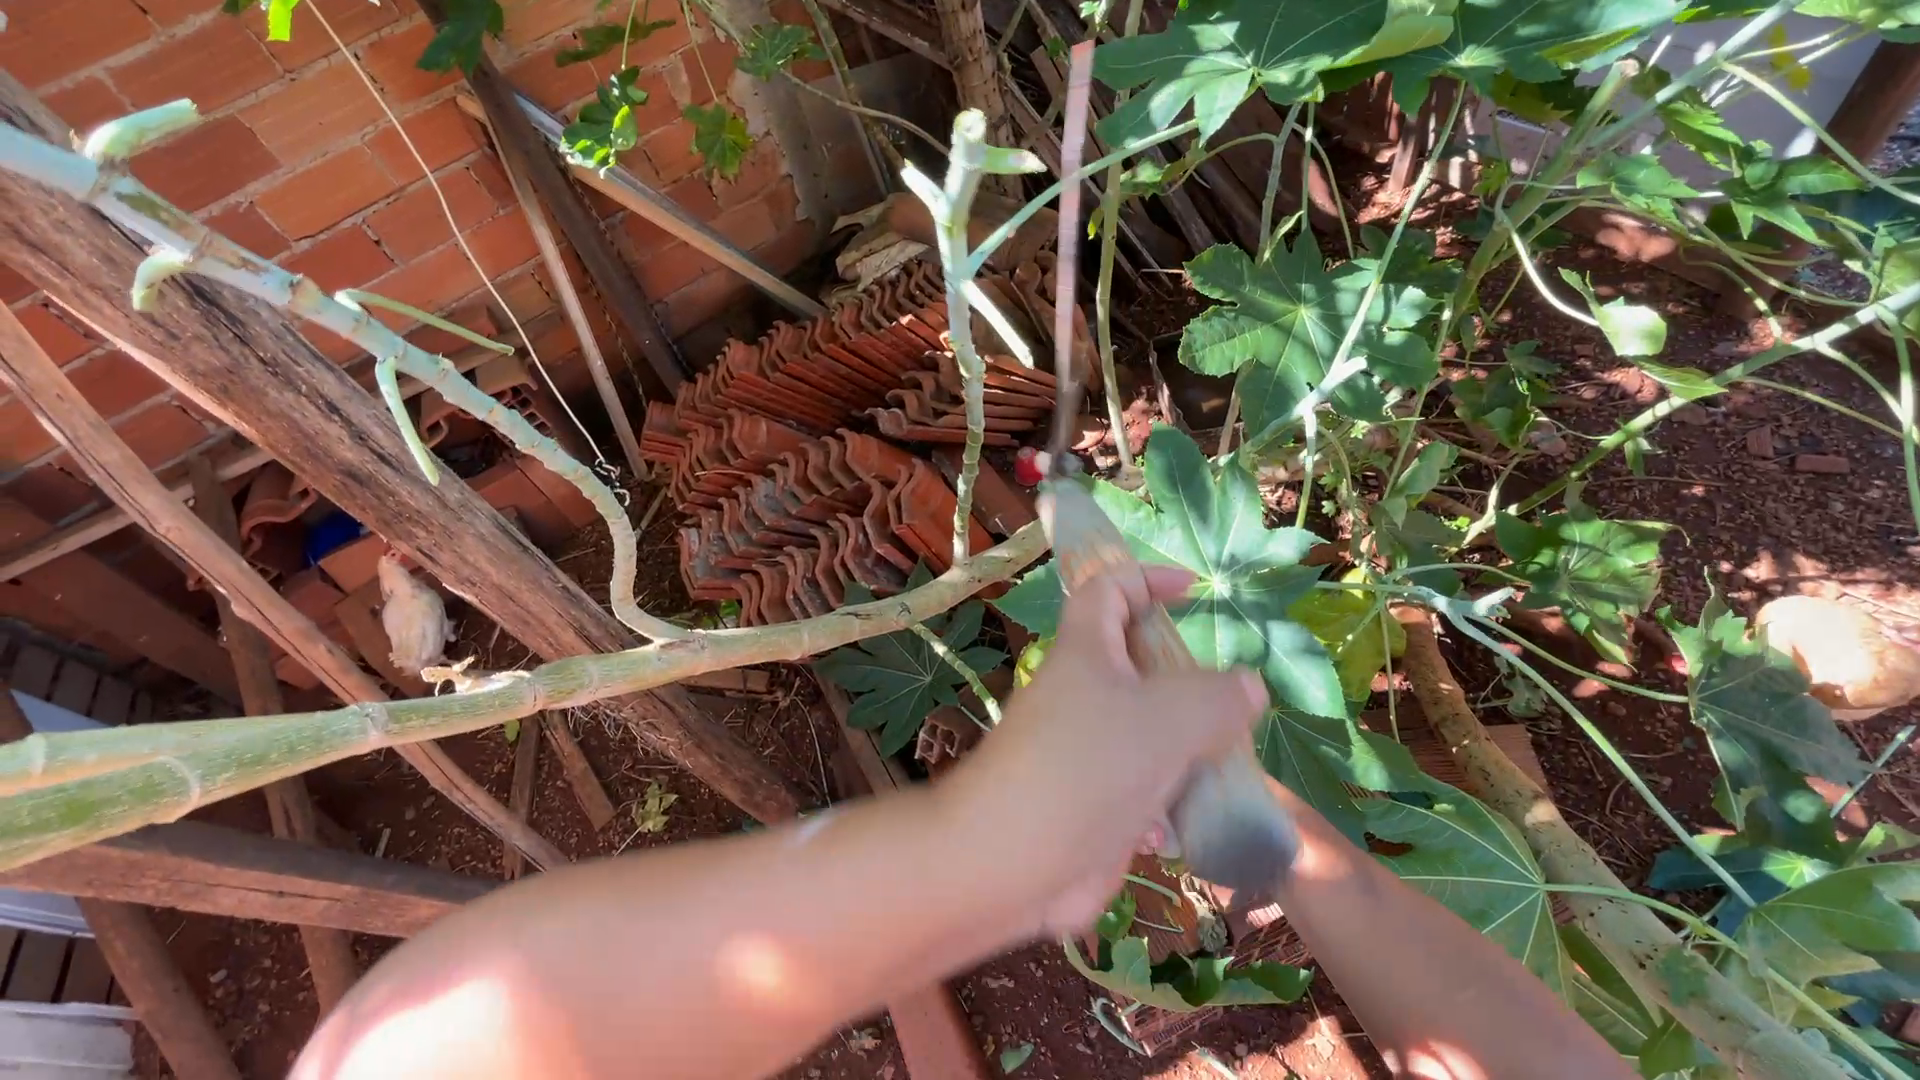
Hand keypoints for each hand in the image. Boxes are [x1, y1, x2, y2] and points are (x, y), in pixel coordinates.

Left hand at [940, 565, 1269, 934]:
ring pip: (1148, 733)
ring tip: (1219, 769)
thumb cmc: (1087, 767)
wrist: (1012, 860)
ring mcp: (1084, 751)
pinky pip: (1141, 789)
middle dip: (1186, 682)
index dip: (1146, 578)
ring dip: (1185, 751)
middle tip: (1227, 706)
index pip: (1108, 589)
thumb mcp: (1166, 719)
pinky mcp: (1090, 801)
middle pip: (1138, 667)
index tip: (1193, 589)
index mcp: (1086, 652)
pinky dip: (1164, 803)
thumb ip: (1216, 696)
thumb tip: (1246, 685)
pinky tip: (1176, 827)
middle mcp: (1081, 695)